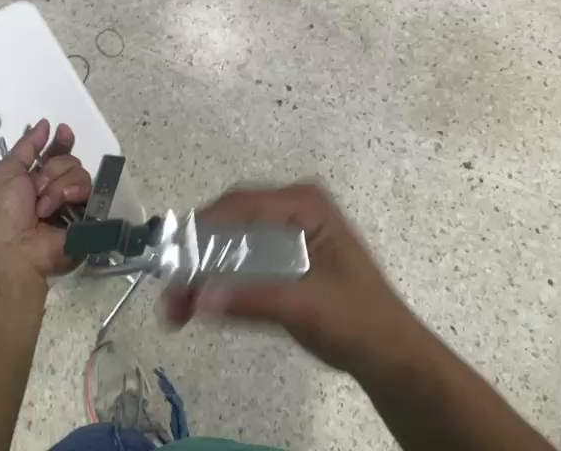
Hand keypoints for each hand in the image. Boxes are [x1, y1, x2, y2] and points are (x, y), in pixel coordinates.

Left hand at [0, 119, 93, 281]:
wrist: (16, 249)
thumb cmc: (5, 212)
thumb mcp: (7, 172)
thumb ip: (27, 146)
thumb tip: (45, 123)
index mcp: (36, 177)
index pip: (57, 152)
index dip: (62, 140)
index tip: (63, 132)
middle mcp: (57, 187)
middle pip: (70, 159)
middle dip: (53, 169)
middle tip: (37, 187)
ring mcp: (73, 202)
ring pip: (80, 173)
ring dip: (59, 186)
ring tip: (44, 206)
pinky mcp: (87, 216)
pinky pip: (90, 192)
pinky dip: (71, 195)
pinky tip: (58, 209)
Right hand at [158, 183, 416, 378]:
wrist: (390, 356)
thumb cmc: (358, 322)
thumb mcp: (305, 308)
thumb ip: (252, 299)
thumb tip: (198, 297)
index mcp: (304, 204)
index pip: (241, 204)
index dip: (203, 227)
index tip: (173, 255)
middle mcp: (291, 209)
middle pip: (230, 221)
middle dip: (195, 255)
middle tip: (169, 288)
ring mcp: (286, 232)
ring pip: (230, 242)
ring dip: (201, 272)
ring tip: (175, 306)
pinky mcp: (281, 257)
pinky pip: (240, 260)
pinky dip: (217, 281)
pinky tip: (198, 304)